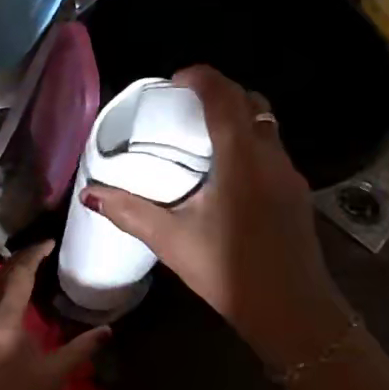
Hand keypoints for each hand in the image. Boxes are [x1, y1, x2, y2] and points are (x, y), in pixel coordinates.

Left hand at [0, 241, 108, 389]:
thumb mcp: (54, 375)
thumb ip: (81, 349)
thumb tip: (107, 329)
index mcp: (5, 320)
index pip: (20, 275)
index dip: (35, 254)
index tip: (51, 241)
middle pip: (2, 278)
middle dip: (21, 259)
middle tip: (42, 250)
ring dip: (12, 276)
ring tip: (34, 270)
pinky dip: (8, 294)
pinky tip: (21, 304)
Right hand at [82, 66, 345, 361]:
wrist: (294, 312)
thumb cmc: (231, 272)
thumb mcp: (173, 241)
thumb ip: (130, 212)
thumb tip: (90, 193)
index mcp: (241, 158)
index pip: (224, 96)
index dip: (201, 77)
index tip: (174, 81)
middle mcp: (271, 156)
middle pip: (251, 102)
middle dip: (220, 92)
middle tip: (186, 106)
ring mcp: (290, 174)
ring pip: (266, 125)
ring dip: (238, 116)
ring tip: (204, 135)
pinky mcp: (297, 192)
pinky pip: (273, 149)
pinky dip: (250, 142)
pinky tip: (228, 173)